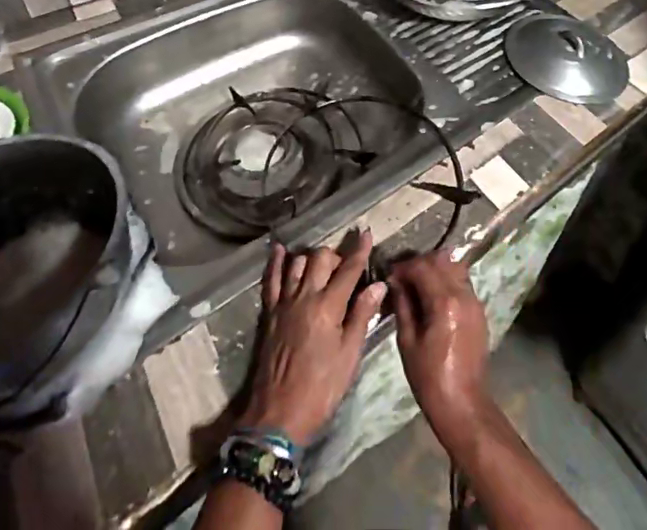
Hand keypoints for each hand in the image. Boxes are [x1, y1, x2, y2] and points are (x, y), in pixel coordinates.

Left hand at [240, 230, 386, 444]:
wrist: (279, 413)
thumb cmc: (321, 388)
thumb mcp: (349, 355)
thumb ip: (361, 316)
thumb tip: (378, 286)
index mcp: (328, 306)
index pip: (348, 270)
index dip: (359, 250)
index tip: (367, 233)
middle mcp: (304, 296)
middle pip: (321, 259)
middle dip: (336, 255)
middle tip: (347, 268)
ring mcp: (283, 302)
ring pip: (297, 263)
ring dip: (311, 259)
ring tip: (323, 267)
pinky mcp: (269, 312)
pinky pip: (270, 279)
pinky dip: (276, 262)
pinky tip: (280, 250)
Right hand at [388, 252, 489, 433]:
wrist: (463, 405)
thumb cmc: (429, 377)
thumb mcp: (407, 340)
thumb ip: (403, 304)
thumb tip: (395, 282)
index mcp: (444, 302)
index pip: (422, 267)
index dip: (403, 267)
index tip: (390, 274)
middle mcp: (463, 295)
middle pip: (441, 261)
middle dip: (419, 264)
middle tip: (402, 277)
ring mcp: (475, 302)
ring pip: (454, 268)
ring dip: (435, 269)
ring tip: (417, 284)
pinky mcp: (479, 312)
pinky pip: (462, 283)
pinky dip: (446, 280)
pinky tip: (432, 296)